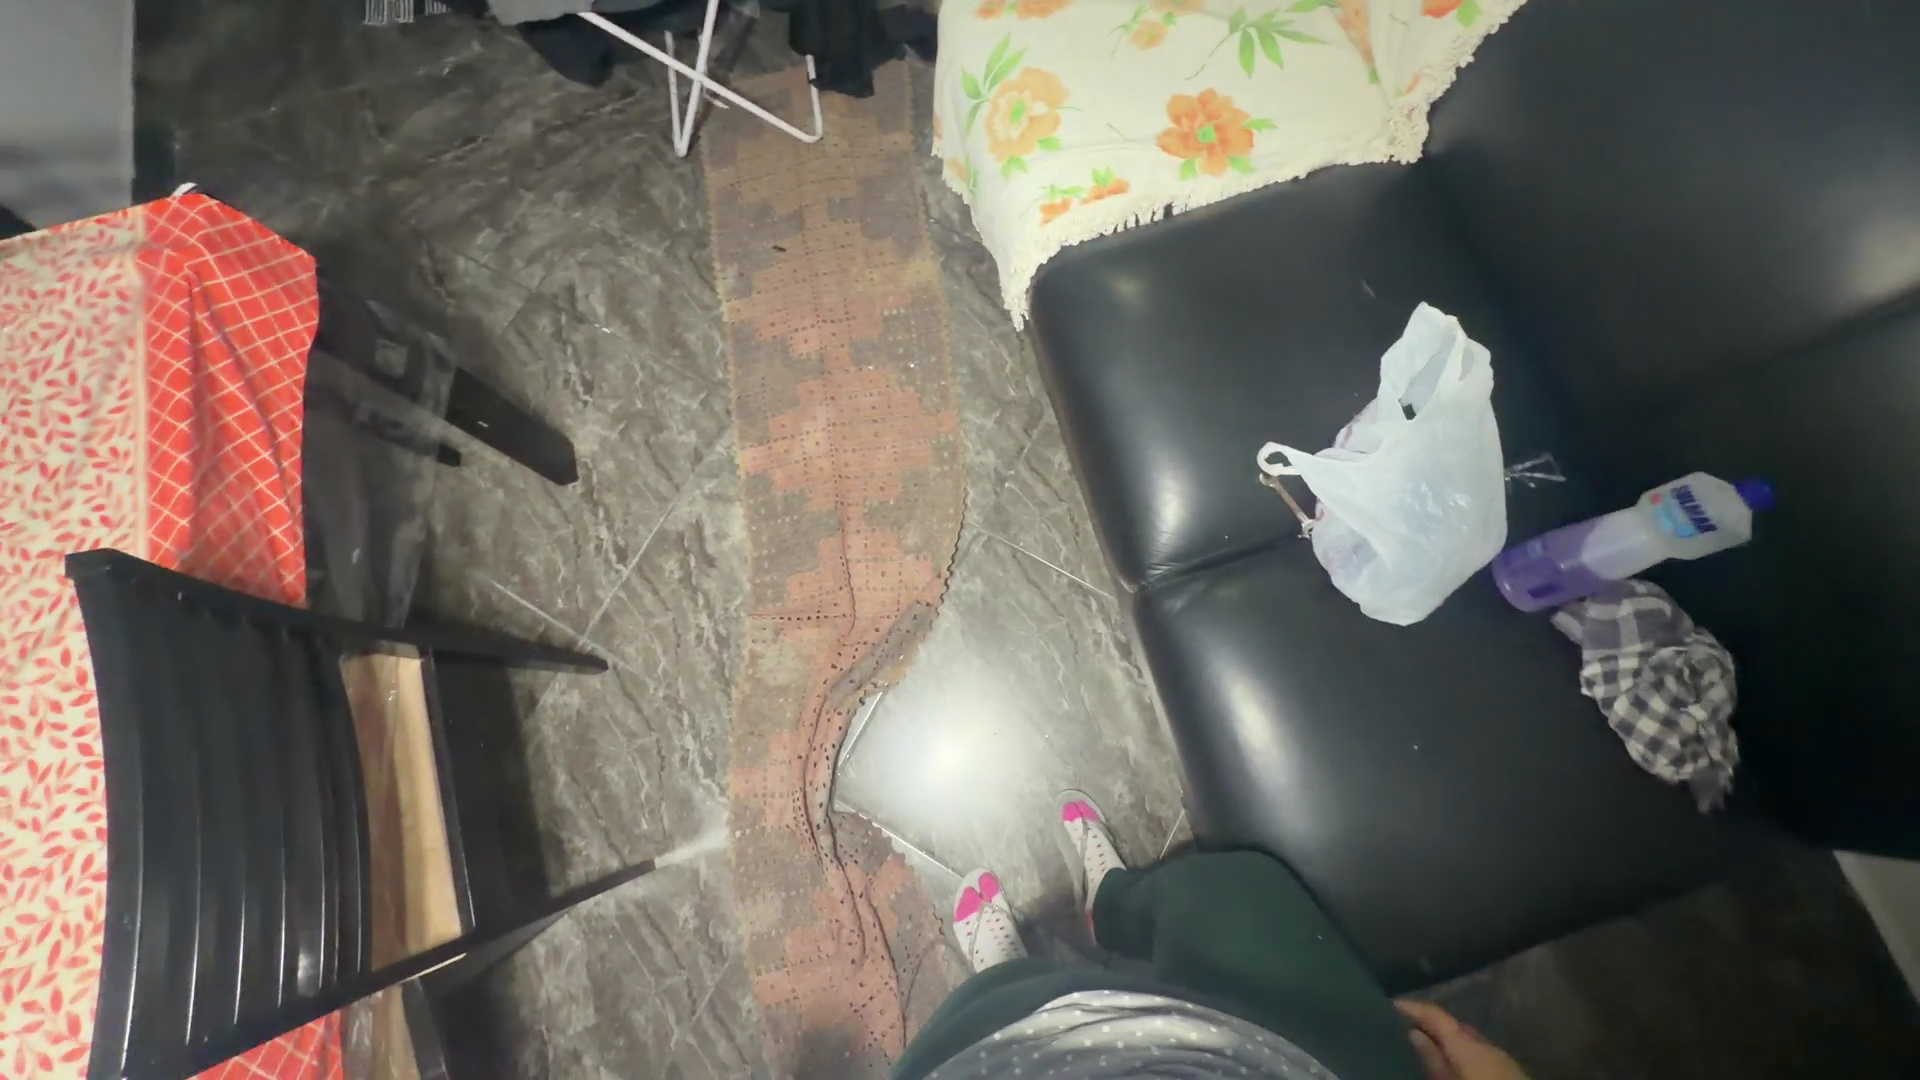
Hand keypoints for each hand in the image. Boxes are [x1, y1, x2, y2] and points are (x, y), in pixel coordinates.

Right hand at [1394, 1000, 1528, 1079]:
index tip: (1389, 1005)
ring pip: (1470, 1042)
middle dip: (1431, 1026)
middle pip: (1454, 1027)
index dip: (1411, 1007)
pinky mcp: (1515, 1074)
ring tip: (1428, 1049)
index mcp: (1468, 1044)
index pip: (1435, 1013)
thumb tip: (1415, 1034)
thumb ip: (1434, 1063)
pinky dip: (1466, 1055)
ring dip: (1449, 1042)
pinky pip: (1483, 1056)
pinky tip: (1457, 1068)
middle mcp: (1487, 1045)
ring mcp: (1506, 1060)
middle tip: (1403, 1029)